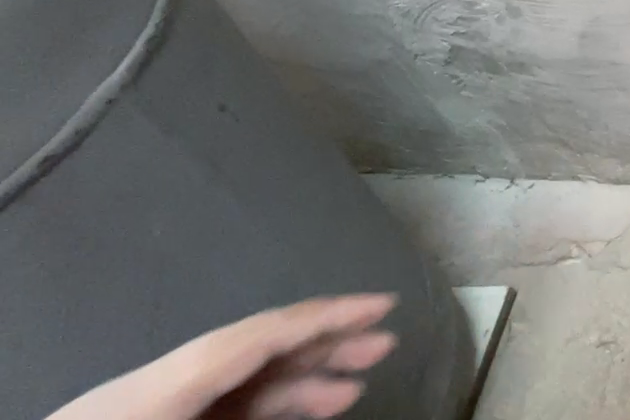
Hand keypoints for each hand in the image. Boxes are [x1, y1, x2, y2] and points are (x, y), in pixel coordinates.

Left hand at [48, 295, 397, 419]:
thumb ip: (256, 406)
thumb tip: (338, 396)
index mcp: (166, 382)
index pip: (263, 333)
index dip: (329, 314)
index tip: (385, 303)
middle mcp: (167, 383)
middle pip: (260, 348)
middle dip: (326, 343)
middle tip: (387, 342)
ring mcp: (163, 405)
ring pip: (251, 377)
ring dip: (310, 378)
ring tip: (360, 383)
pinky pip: (233, 403)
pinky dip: (279, 401)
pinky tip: (319, 405)